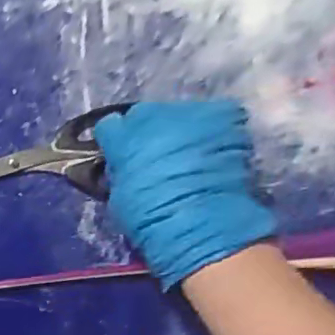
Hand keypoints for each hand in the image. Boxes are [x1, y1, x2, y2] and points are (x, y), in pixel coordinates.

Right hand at [92, 100, 276, 288]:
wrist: (201, 221)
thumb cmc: (148, 215)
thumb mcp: (118, 195)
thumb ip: (119, 171)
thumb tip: (122, 164)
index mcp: (123, 136)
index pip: (109, 127)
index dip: (113, 142)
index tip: (116, 156)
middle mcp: (155, 115)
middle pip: (145, 115)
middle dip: (145, 132)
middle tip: (149, 156)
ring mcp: (192, 113)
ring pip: (179, 115)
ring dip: (177, 131)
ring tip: (182, 155)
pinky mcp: (225, 117)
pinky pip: (211, 118)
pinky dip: (207, 132)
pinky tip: (207, 153)